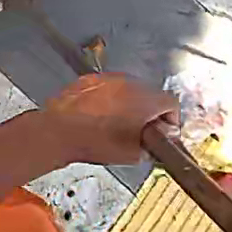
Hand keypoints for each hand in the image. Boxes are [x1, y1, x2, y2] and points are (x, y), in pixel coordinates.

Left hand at [42, 73, 176, 166]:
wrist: (59, 131)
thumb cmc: (96, 142)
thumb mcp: (132, 154)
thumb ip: (153, 145)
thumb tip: (159, 140)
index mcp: (146, 99)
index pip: (172, 104)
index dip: (171, 120)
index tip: (164, 132)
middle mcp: (131, 82)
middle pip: (152, 94)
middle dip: (151, 112)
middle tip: (143, 131)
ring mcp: (110, 77)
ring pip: (131, 89)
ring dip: (132, 103)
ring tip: (119, 124)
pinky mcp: (92, 78)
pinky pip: (111, 87)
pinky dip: (112, 99)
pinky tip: (101, 116)